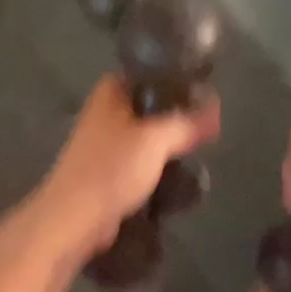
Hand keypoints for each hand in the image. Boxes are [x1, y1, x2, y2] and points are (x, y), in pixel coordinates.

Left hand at [37, 75, 221, 250]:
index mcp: (111, 93)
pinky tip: (180, 179)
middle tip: (208, 129)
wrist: (75, 218)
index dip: (177, 81)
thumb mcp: (156, 138)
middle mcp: (106, 113)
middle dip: (178, 118)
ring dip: (170, 147)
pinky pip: (142, 165)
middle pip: (151, 108)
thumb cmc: (112, 168)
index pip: (149, 74)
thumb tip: (215, 111)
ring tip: (198, 154)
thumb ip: (187, 123)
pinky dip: (159, 170)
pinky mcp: (108, 174)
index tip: (206, 94)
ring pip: (148, 138)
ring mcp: (105, 145)